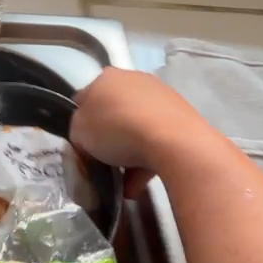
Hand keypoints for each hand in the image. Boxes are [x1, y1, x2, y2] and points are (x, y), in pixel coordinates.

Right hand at [69, 67, 222, 176]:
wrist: (173, 141)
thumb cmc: (116, 129)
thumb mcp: (79, 133)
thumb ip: (79, 133)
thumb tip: (88, 140)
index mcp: (105, 78)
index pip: (85, 99)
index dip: (81, 124)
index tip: (83, 145)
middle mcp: (133, 80)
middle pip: (113, 113)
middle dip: (109, 139)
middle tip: (104, 163)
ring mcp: (162, 97)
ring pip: (137, 128)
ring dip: (129, 155)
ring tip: (125, 184)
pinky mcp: (183, 116)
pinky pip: (158, 140)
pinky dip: (148, 161)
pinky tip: (140, 185)